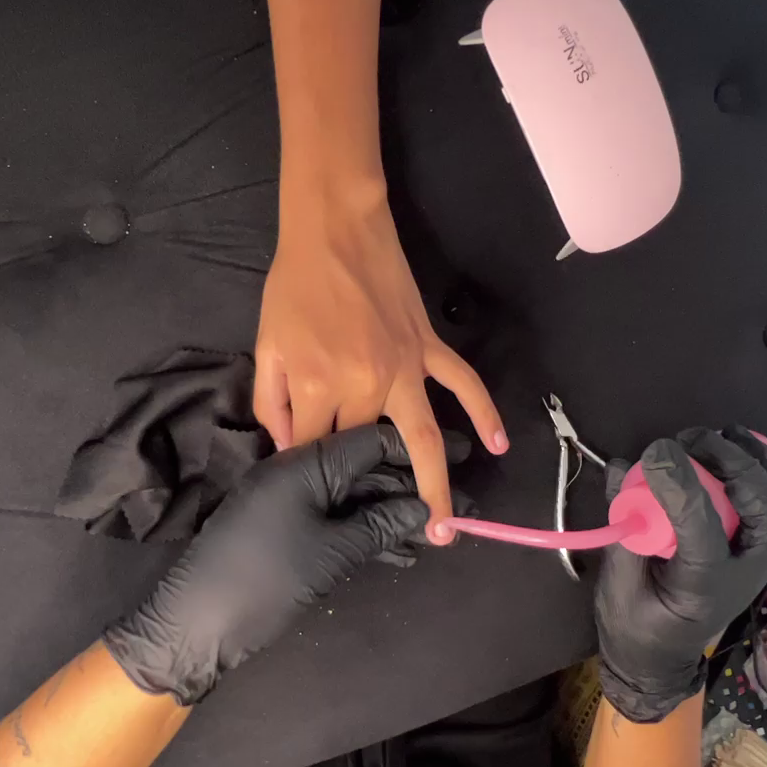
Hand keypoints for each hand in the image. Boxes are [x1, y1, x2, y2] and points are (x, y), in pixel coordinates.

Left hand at [105, 425, 430, 704]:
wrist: (198, 622)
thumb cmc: (264, 579)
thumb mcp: (330, 552)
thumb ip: (380, 526)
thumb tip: (426, 511)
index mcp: (304, 464)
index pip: (372, 442)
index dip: (418, 452)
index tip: (461, 457)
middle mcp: (298, 472)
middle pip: (367, 471)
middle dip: (414, 489)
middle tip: (460, 503)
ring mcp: (291, 501)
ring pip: (355, 499)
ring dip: (395, 517)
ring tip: (440, 533)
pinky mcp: (288, 529)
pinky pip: (337, 521)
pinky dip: (368, 535)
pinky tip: (404, 553)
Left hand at [254, 185, 505, 539]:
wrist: (334, 230)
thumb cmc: (294, 288)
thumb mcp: (268, 345)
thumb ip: (272, 401)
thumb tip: (287, 445)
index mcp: (319, 386)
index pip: (314, 449)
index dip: (307, 473)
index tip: (310, 496)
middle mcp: (366, 385)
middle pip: (368, 450)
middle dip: (370, 489)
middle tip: (384, 535)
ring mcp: (404, 367)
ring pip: (424, 435)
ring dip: (435, 483)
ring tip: (443, 528)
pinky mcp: (428, 347)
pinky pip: (463, 382)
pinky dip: (483, 411)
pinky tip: (498, 443)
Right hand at [593, 427, 766, 722]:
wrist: (659, 656)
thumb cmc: (634, 624)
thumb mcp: (617, 584)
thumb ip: (623, 526)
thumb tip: (621, 466)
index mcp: (703, 588)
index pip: (703, 530)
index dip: (682, 485)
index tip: (657, 450)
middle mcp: (747, 574)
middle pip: (766, 515)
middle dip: (735, 466)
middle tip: (693, 438)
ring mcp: (764, 563)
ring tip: (730, 432)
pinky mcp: (766, 554)